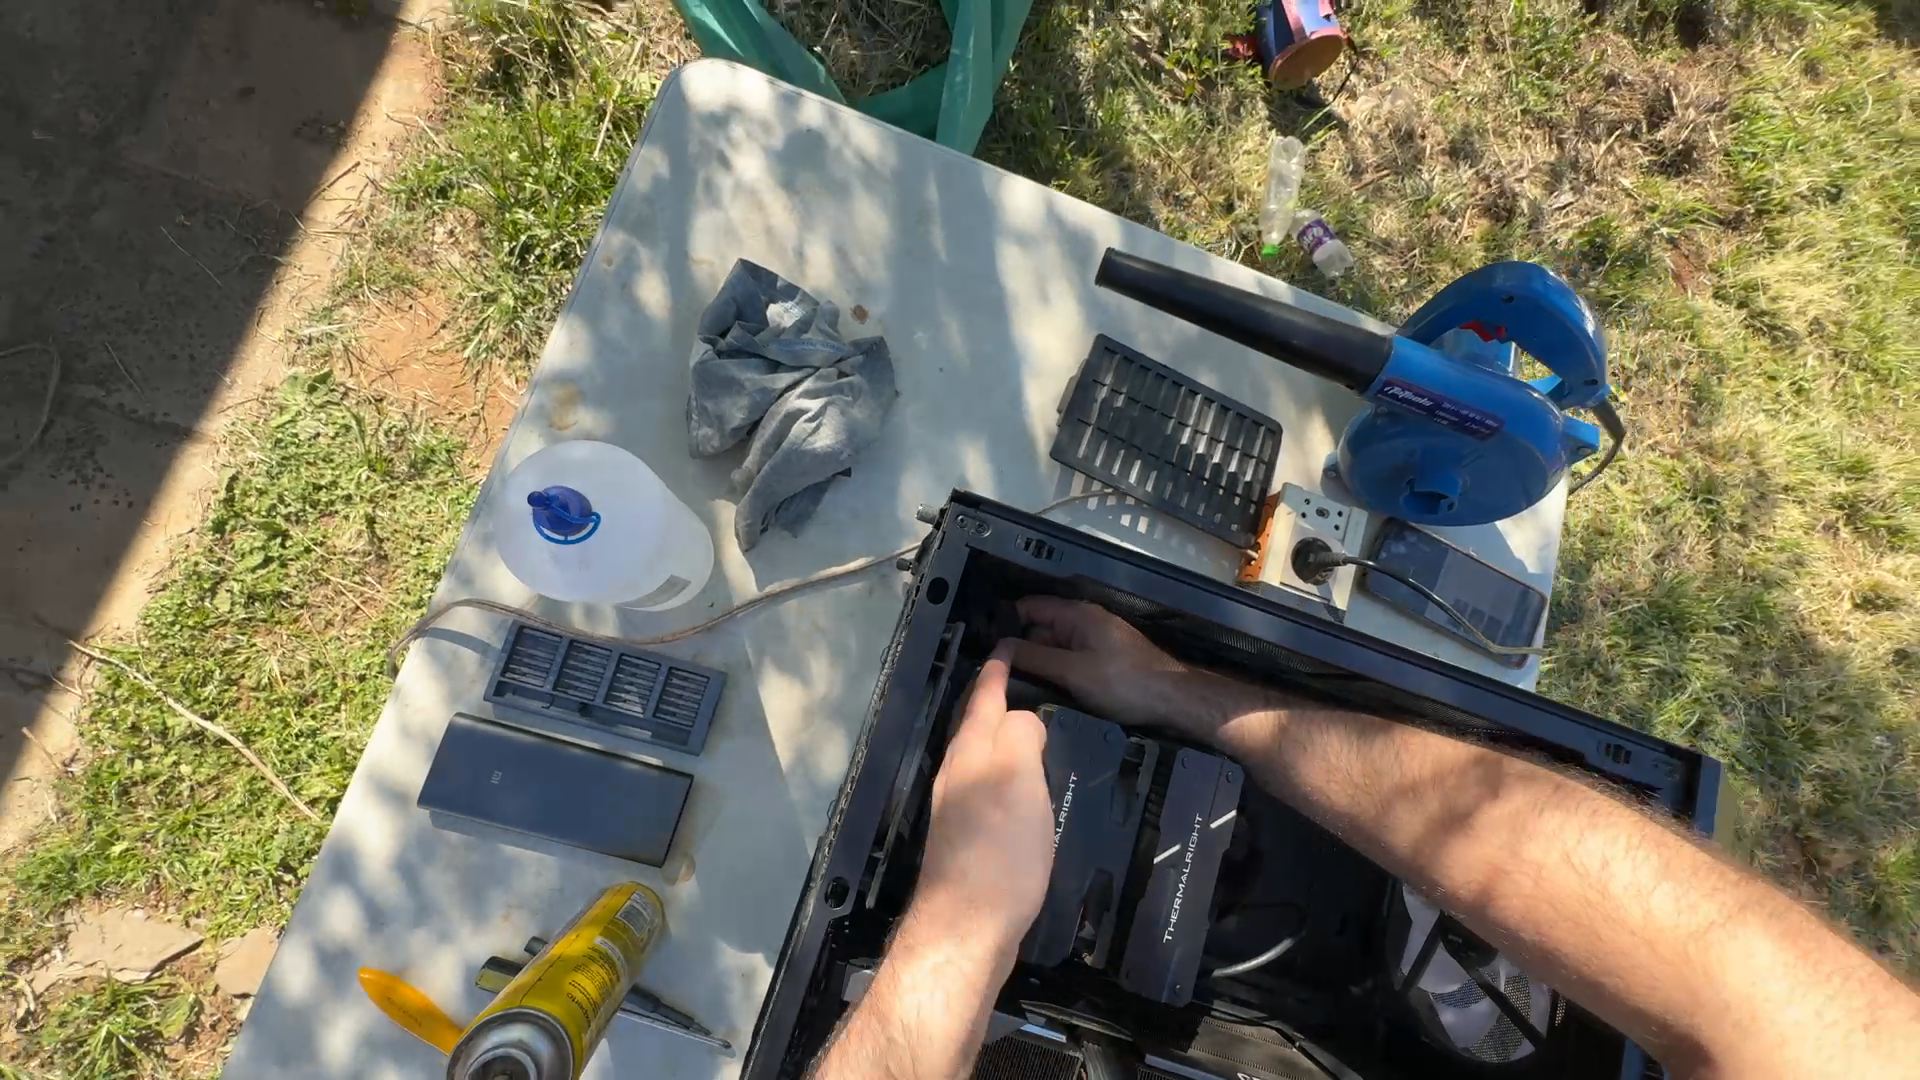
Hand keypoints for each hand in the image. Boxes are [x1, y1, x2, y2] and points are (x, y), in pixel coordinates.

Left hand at [913, 644, 1054, 956]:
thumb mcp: (1020, 777)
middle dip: (992, 699)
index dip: (997, 669)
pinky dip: (1003, 771)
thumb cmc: (999, 847)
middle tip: (1016, 680)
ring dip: (998, 735)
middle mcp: (956, 772)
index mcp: (971, 751)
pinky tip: (1019, 787)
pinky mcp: (966, 836)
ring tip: (1022, 726)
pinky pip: (986, 785)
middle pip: (974, 723)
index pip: (984, 696)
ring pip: (978, 754)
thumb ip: (1021, 736)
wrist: (968, 925)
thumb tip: (1023, 718)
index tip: (1007, 646)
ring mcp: (956, 805)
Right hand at [1008, 596, 1188, 726]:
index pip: (1029, 607)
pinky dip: (1057, 673)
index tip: (988, 648)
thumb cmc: (1125, 682)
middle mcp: (1084, 621)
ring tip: (1018, 688)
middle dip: (1022, 650)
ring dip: (1040, 665)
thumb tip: (1001, 648)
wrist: (1174, 700)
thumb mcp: (1073, 671)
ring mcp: (1094, 641)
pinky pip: (1069, 661)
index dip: (1007, 623)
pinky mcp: (1101, 660)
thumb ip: (1035, 658)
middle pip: (1039, 630)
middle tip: (1000, 677)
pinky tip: (1048, 692)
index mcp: (1076, 614)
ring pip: (1053, 648)